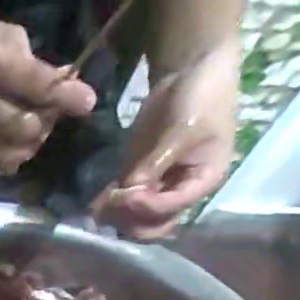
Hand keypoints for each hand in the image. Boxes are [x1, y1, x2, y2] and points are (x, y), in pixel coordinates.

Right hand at [0, 18, 96, 175]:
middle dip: (41, 127)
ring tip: (25, 134)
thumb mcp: (6, 38)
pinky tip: (0, 142)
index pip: (34, 85)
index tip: (86, 103)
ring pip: (3, 158)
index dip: (65, 97)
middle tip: (45, 119)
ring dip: (22, 148)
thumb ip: (35, 68)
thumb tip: (65, 94)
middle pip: (20, 131)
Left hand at [92, 44, 240, 240]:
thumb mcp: (182, 130)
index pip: (171, 210)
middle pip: (153, 226)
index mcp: (203, 181)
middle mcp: (181, 192)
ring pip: (133, 219)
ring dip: (114, 216)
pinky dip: (108, 206)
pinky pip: (121, 204)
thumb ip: (155, 164)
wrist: (190, 74)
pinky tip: (95, 199)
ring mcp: (158, 189)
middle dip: (129, 220)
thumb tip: (129, 191)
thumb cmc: (201, 98)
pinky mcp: (138, 180)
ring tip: (98, 203)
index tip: (125, 194)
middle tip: (110, 203)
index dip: (145, 208)